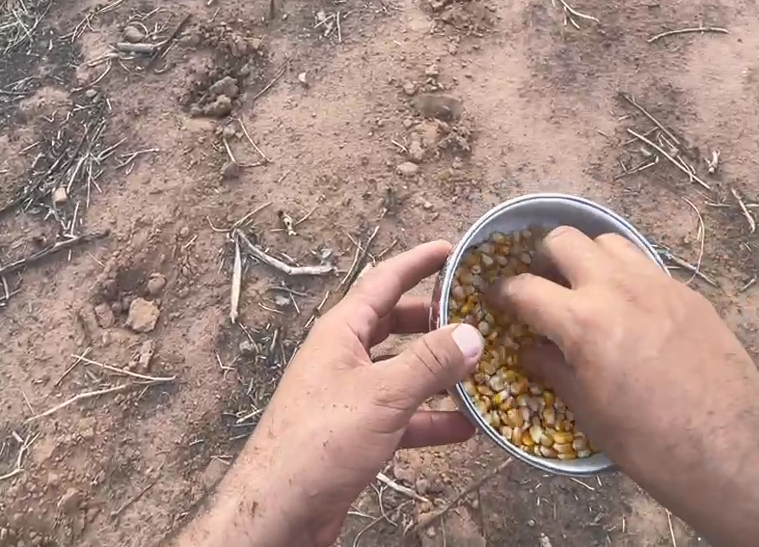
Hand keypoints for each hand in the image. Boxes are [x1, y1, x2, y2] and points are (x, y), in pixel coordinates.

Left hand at [175, 240, 483, 546]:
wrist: (280, 509)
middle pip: (394, 323)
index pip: (384, 280)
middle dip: (432, 318)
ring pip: (400, 370)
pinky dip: (429, 417)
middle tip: (471, 313)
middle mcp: (344, 354)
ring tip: (478, 369)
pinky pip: (400, 414)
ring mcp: (349, 393)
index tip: (449, 249)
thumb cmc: (322, 439)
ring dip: (436, 371)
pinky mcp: (356, 432)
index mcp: (342, 329)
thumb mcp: (383, 393)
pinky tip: (464, 426)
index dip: (417, 262)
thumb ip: (429, 363)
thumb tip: (472, 333)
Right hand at [498, 227, 758, 546]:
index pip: (523, 287)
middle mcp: (614, 288)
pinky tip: (632, 309)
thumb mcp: (589, 414)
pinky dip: (625, 276)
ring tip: (588, 287)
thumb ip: (552, 369)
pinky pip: (644, 265)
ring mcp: (655, 283)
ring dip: (588, 257)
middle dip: (542, 257)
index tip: (497, 299)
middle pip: (562, 239)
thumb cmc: (653, 446)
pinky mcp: (687, 292)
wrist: (740, 455)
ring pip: (606, 241)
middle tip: (544, 285)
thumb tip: (529, 348)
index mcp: (582, 321)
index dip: (501, 291)